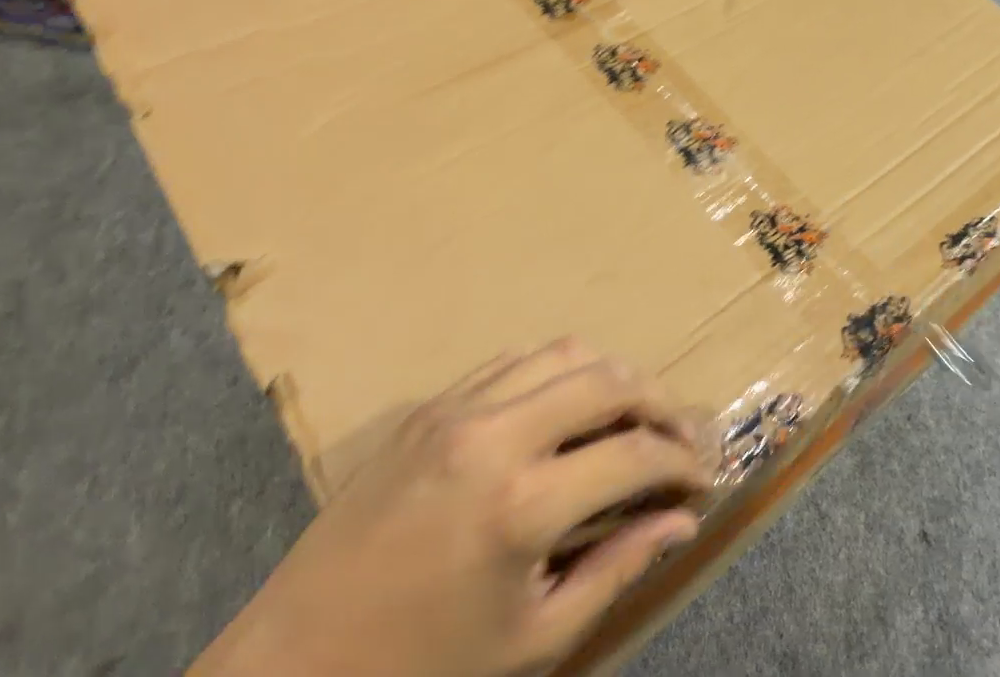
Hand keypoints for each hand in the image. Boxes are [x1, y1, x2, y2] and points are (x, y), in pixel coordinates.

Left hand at [191, 340, 713, 676]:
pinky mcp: (428, 407)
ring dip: (613, 378)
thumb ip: (617, 567)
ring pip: (563, 353)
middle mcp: (493, 436)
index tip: (704, 481)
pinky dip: (558, 374)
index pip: (636, 455)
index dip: (683, 464)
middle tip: (683, 439)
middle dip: (662, 403)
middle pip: (608, 380)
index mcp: (522, 504)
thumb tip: (681, 521)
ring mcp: (455, 411)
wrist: (294, 661)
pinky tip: (567, 411)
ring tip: (634, 418)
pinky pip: (512, 362)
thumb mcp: (535, 636)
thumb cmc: (423, 665)